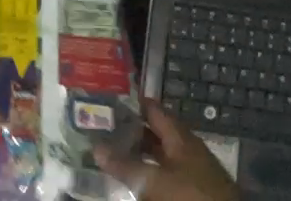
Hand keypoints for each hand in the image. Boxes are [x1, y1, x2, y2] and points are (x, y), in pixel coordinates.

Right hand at [95, 97, 237, 200]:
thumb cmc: (191, 196)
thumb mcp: (154, 182)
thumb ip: (125, 165)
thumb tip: (96, 147)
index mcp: (180, 137)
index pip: (153, 109)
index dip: (131, 103)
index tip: (107, 100)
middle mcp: (187, 148)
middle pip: (156, 133)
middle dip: (131, 131)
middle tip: (104, 129)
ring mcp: (193, 170)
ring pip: (161, 156)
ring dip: (140, 154)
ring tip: (114, 153)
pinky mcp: (195, 190)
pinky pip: (167, 174)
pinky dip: (151, 173)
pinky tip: (137, 180)